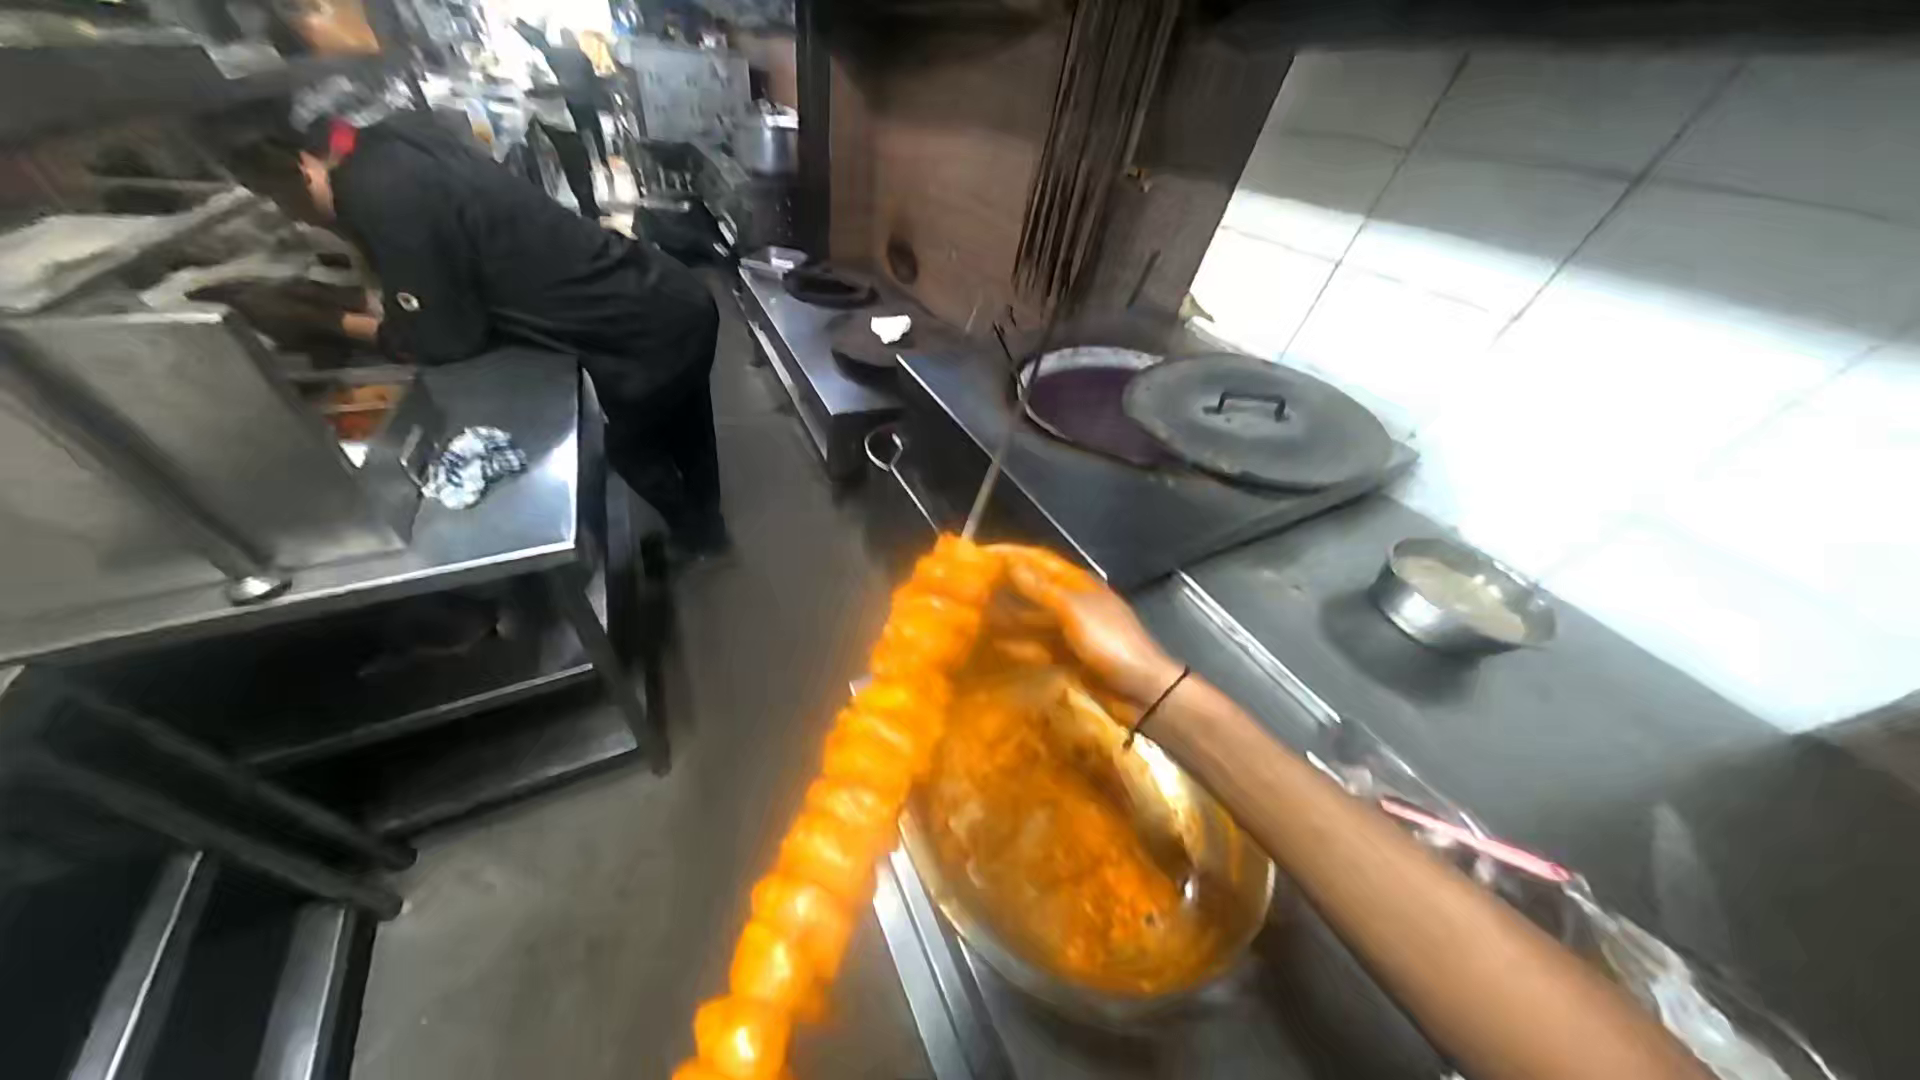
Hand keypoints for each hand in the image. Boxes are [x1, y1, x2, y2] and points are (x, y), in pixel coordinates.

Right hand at [989, 545, 1183, 705]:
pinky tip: (999, 647)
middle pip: (1035, 592)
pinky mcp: (1071, 658)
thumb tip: (1011, 564)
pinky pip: (1041, 647)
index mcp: (1079, 585)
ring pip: (1034, 621)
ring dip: (1010, 620)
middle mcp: (1074, 603)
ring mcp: (1073, 632)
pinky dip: (1022, 646)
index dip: (1011, 557)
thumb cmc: (1112, 643)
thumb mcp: (1074, 612)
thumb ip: (1041, 589)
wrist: (1144, 691)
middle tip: (971, 592)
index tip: (980, 556)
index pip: (1040, 562)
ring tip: (977, 620)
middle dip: (1006, 591)